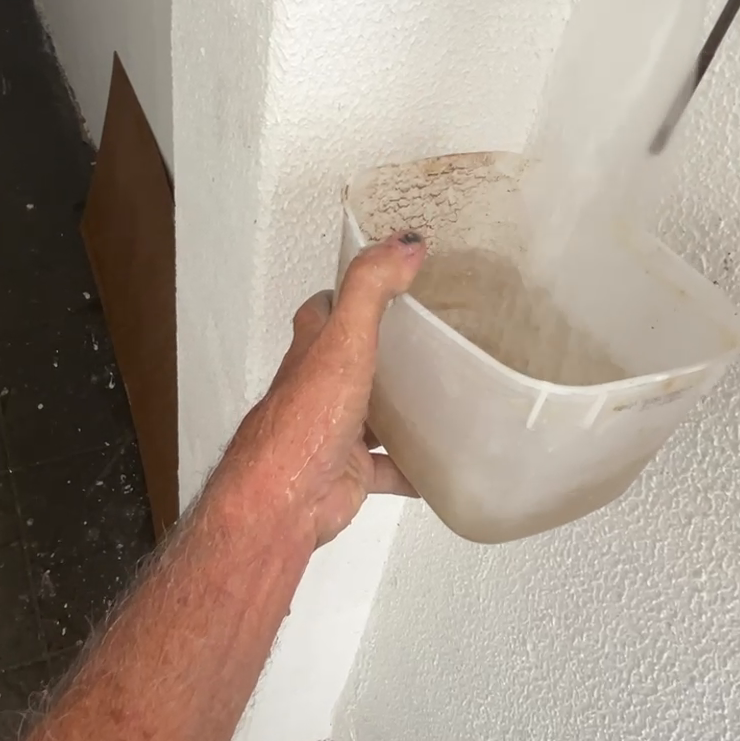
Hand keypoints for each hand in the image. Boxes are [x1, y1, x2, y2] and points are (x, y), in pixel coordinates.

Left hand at [208, 234, 427, 546]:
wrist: (287, 498)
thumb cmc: (307, 418)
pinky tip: (446, 461)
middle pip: (356, 358)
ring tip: (452, 392)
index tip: (397, 278)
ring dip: (405, 406)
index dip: (356, 290)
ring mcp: (337, 430)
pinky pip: (392, 467)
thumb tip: (405, 242)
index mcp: (314, 350)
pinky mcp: (353, 470)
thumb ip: (370, 289)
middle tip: (438, 336)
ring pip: (376, 412)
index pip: (329, 308)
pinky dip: (416, 466)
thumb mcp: (342, 340)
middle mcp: (322, 387)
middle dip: (389, 348)